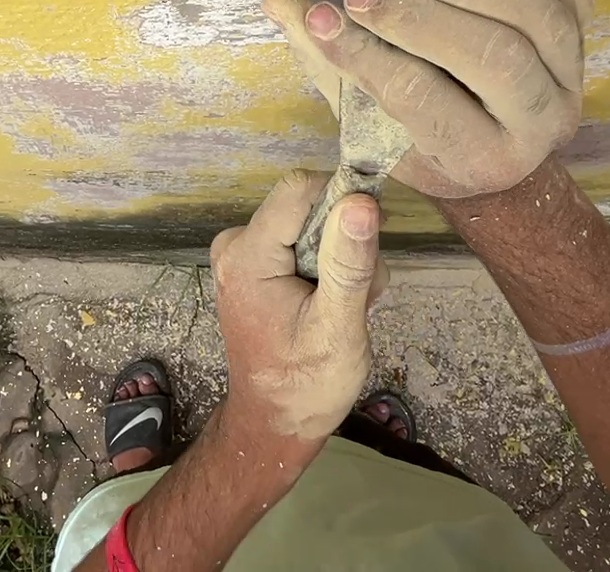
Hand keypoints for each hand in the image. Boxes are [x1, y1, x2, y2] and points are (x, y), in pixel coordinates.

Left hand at [210, 171, 382, 439]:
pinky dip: (323, 265)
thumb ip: (349, 263)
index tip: (374, 232)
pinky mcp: (251, 261)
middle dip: (343, 240)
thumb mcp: (338, 329)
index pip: (299, 188)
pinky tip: (328, 303)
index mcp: (247, 255)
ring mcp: (240, 251)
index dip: (342, 199)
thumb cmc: (306, 385)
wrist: (274, 422)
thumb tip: (360, 200)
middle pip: (306, 206)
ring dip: (338, 258)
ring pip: (308, 224)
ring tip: (344, 307)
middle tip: (359, 293)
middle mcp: (235, 243)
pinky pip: (298, 240)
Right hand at [262, 0, 594, 198]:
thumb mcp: (366, 119)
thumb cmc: (418, 141)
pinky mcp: (583, 45)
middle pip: (490, 55)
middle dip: (419, 15)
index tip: (321, 15)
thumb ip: (326, 61)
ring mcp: (570, 82)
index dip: (366, 54)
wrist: (494, 154)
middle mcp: (537, 126)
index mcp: (478, 158)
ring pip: (533, 19)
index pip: (418, 98)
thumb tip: (277, 1)